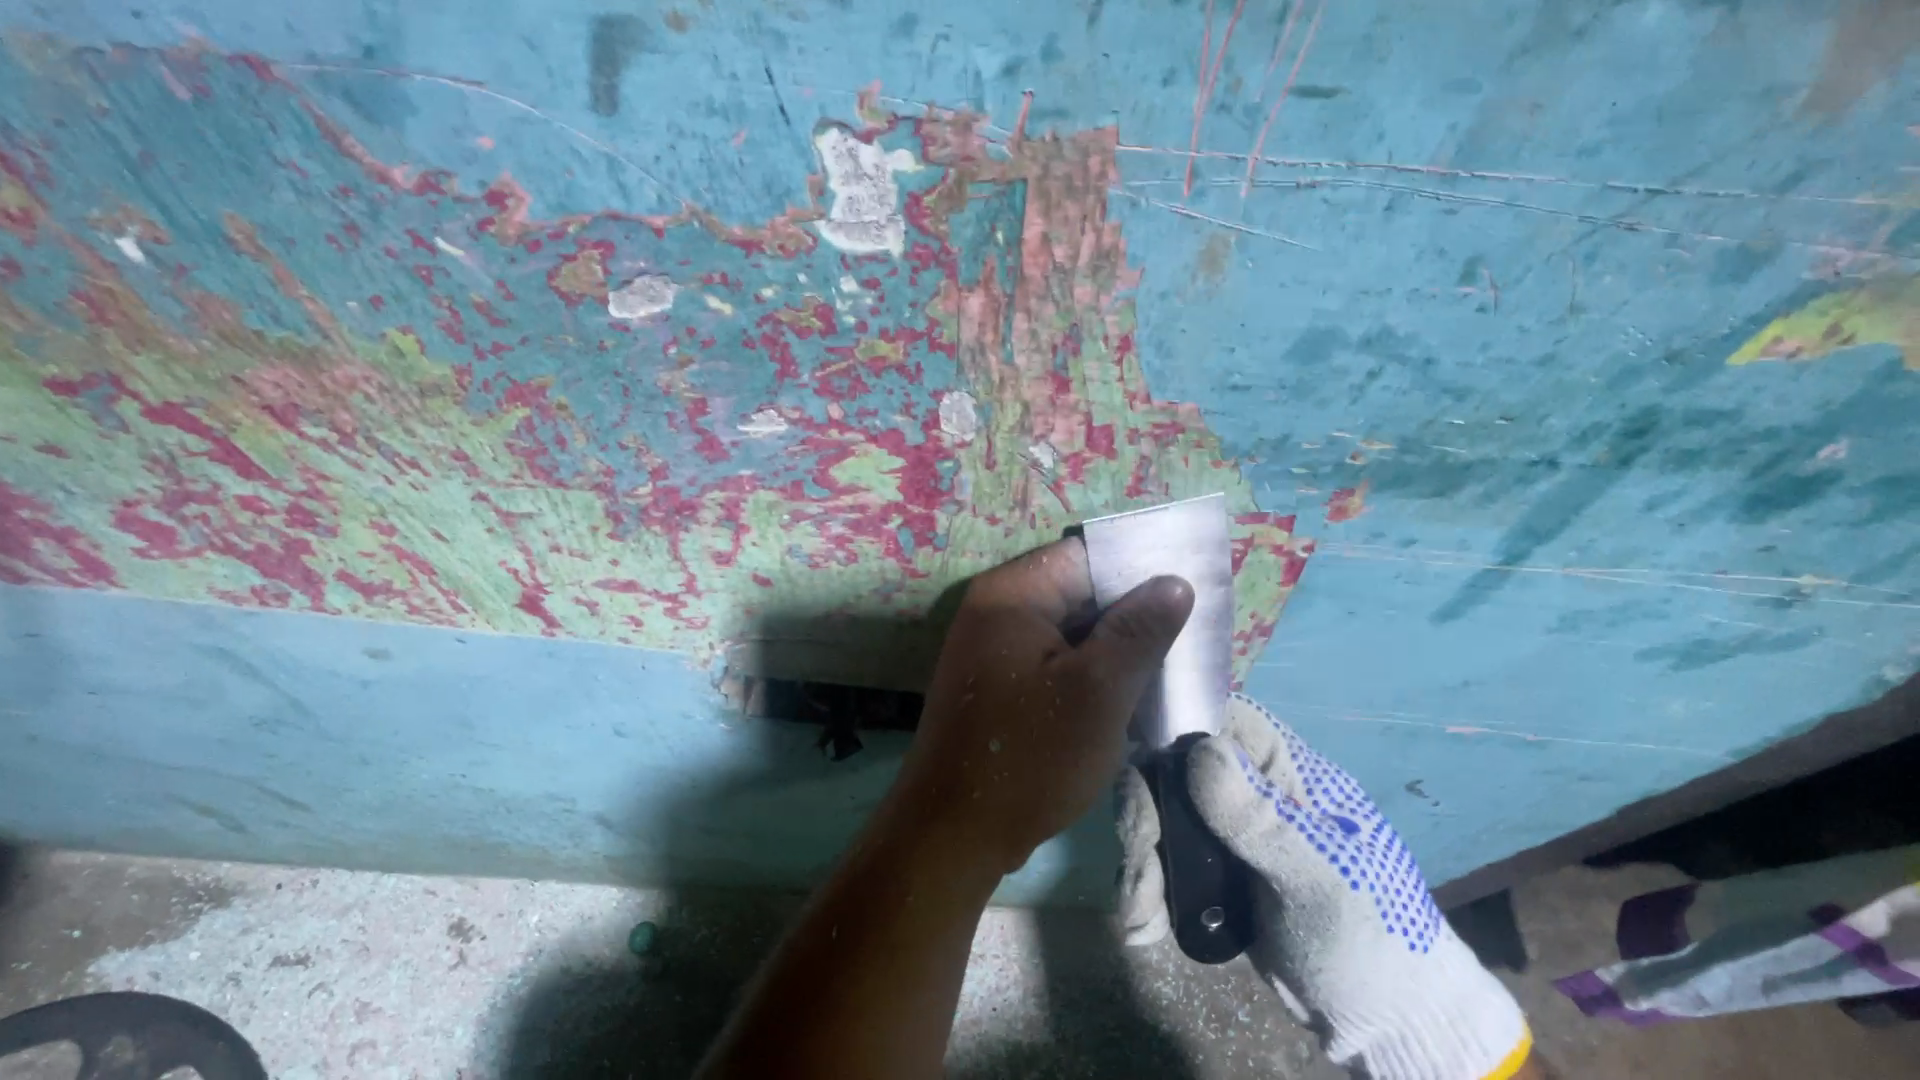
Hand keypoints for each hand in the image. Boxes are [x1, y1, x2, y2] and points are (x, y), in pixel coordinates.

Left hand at [887, 537, 1193, 875]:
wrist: (954, 834)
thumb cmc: (1029, 757)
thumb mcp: (1098, 691)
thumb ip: (1139, 630)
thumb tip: (1174, 582)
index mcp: (1012, 595)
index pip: (1087, 557)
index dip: (1140, 571)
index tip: (1189, 598)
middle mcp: (996, 612)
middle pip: (1079, 593)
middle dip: (1133, 616)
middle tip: (1189, 640)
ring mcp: (994, 651)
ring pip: (1071, 633)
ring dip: (1115, 652)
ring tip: (1168, 672)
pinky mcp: (998, 687)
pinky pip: (1054, 664)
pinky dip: (1090, 676)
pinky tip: (1128, 701)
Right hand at [1119, 695, 1534, 1079]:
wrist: (1375, 1019)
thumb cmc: (1371, 939)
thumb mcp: (1320, 882)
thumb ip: (1262, 820)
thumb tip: (1199, 752)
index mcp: (1285, 771)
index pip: (1220, 719)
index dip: (1174, 727)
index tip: (1144, 767)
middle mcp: (1247, 789)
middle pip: (1171, 768)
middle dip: (1145, 815)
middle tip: (1140, 865)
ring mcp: (1223, 832)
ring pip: (1158, 816)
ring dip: (1139, 862)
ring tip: (1140, 917)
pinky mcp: (1206, 873)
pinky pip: (1159, 861)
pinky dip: (1144, 890)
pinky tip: (1145, 928)